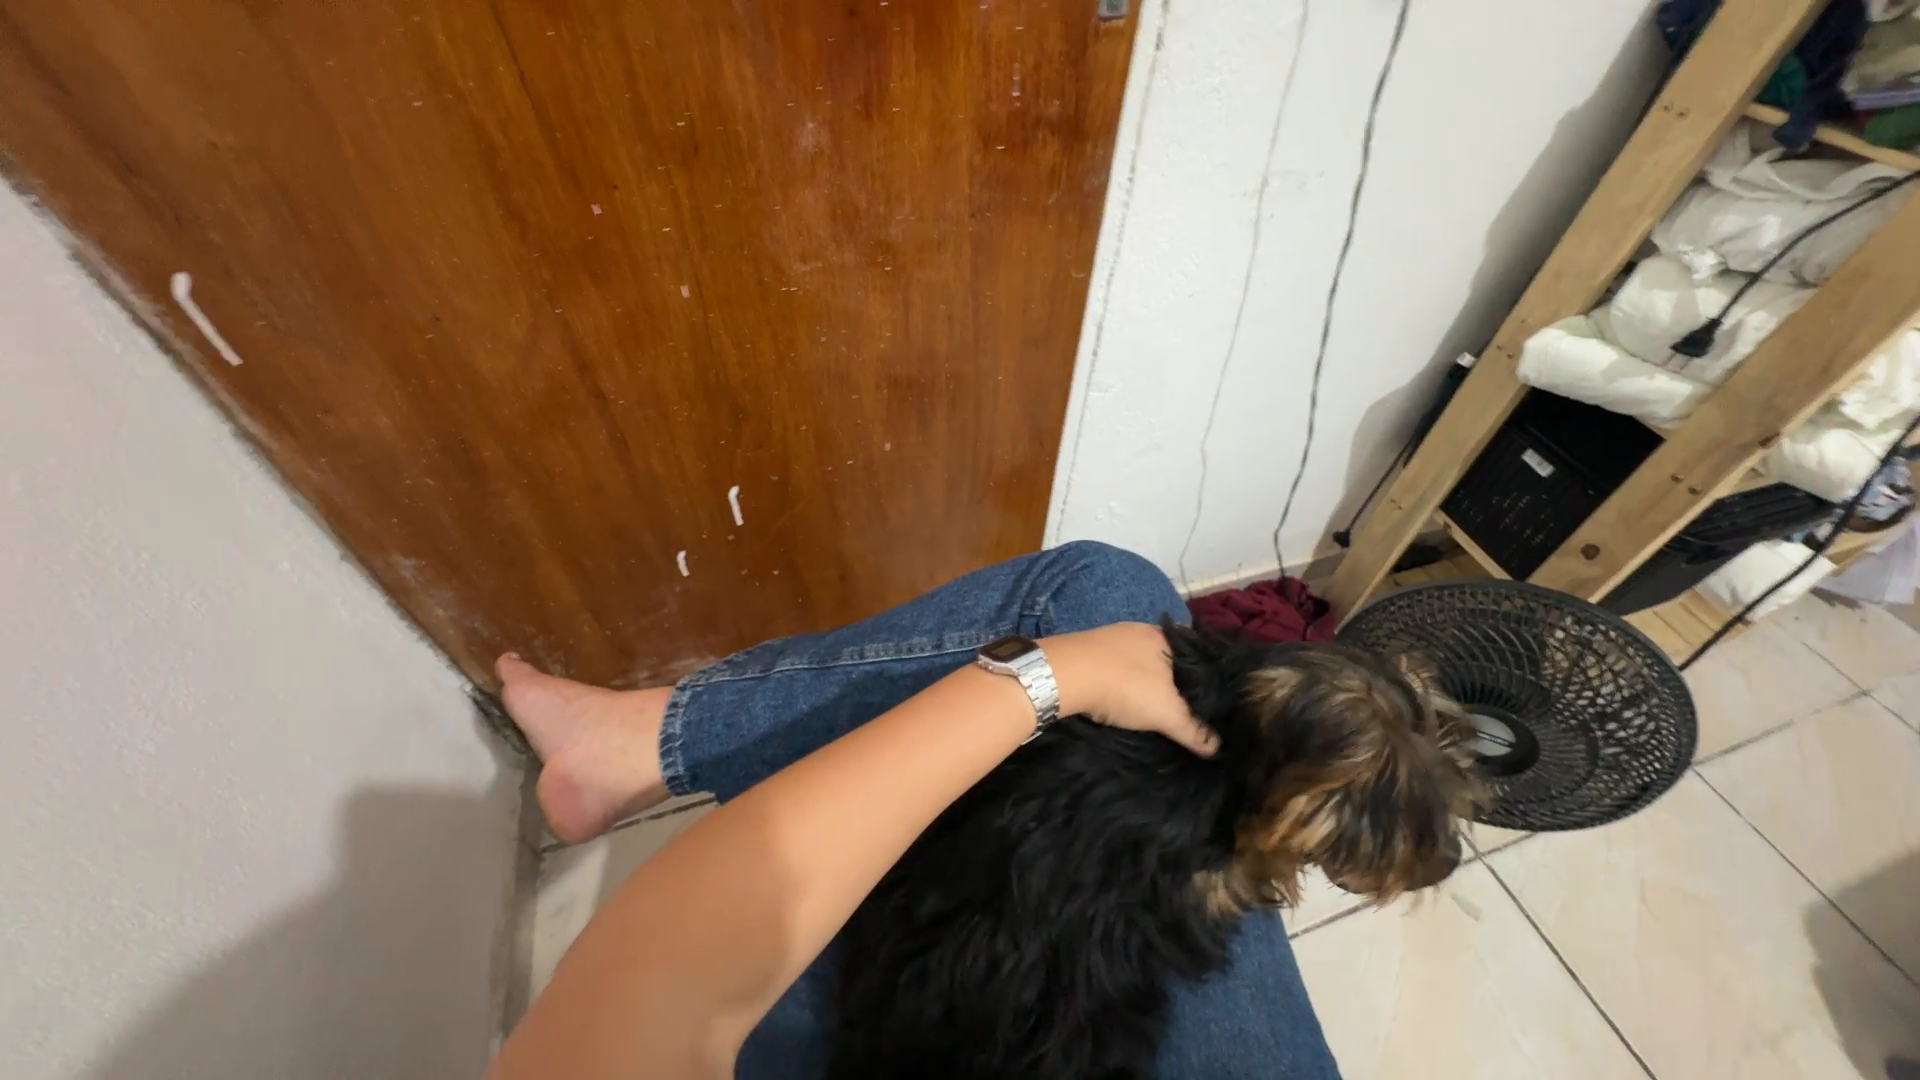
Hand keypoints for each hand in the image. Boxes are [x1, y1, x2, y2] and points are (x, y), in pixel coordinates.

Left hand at [1040, 623, 1216, 756]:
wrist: (1063, 673)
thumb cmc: (1124, 686)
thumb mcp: (1166, 713)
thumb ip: (1193, 729)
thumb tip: (1217, 747)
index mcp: (1165, 636)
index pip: (1196, 656)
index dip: (1203, 679)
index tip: (1207, 702)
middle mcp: (1139, 629)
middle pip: (1165, 659)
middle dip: (1171, 682)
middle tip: (1178, 708)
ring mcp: (1110, 636)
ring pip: (1137, 662)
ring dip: (1142, 681)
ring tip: (1148, 706)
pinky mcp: (1086, 647)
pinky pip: (1113, 665)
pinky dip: (1118, 680)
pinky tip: (1117, 696)